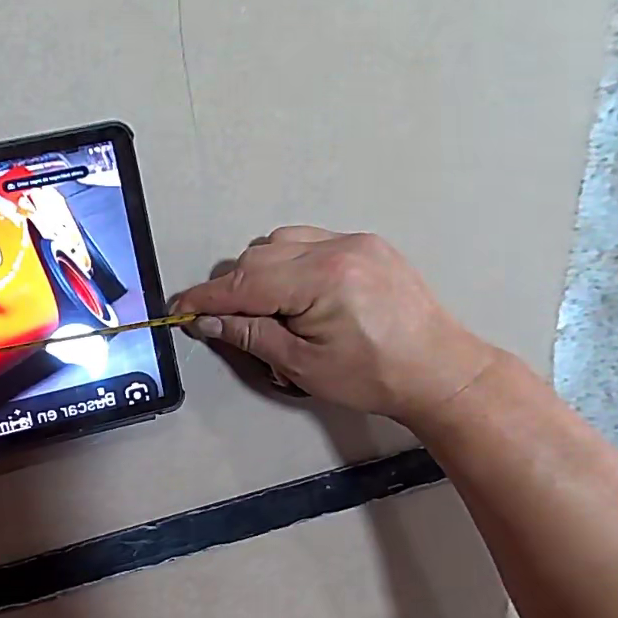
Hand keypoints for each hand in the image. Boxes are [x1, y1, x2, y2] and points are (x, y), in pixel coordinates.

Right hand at [172, 227, 503, 424]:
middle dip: (231, 288)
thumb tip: (208, 321)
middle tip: (221, 321)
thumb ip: (250, 335)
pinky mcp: (364, 245)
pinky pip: (307, 241)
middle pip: (257, 256)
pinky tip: (289, 291)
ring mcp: (354, 242)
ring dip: (257, 272)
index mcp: (322, 279)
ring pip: (279, 242)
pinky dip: (285, 262)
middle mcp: (338, 249)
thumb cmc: (374, 376)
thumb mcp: (300, 365)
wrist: (438, 370)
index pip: (244, 281)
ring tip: (260, 309)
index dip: (206, 298)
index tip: (179, 309)